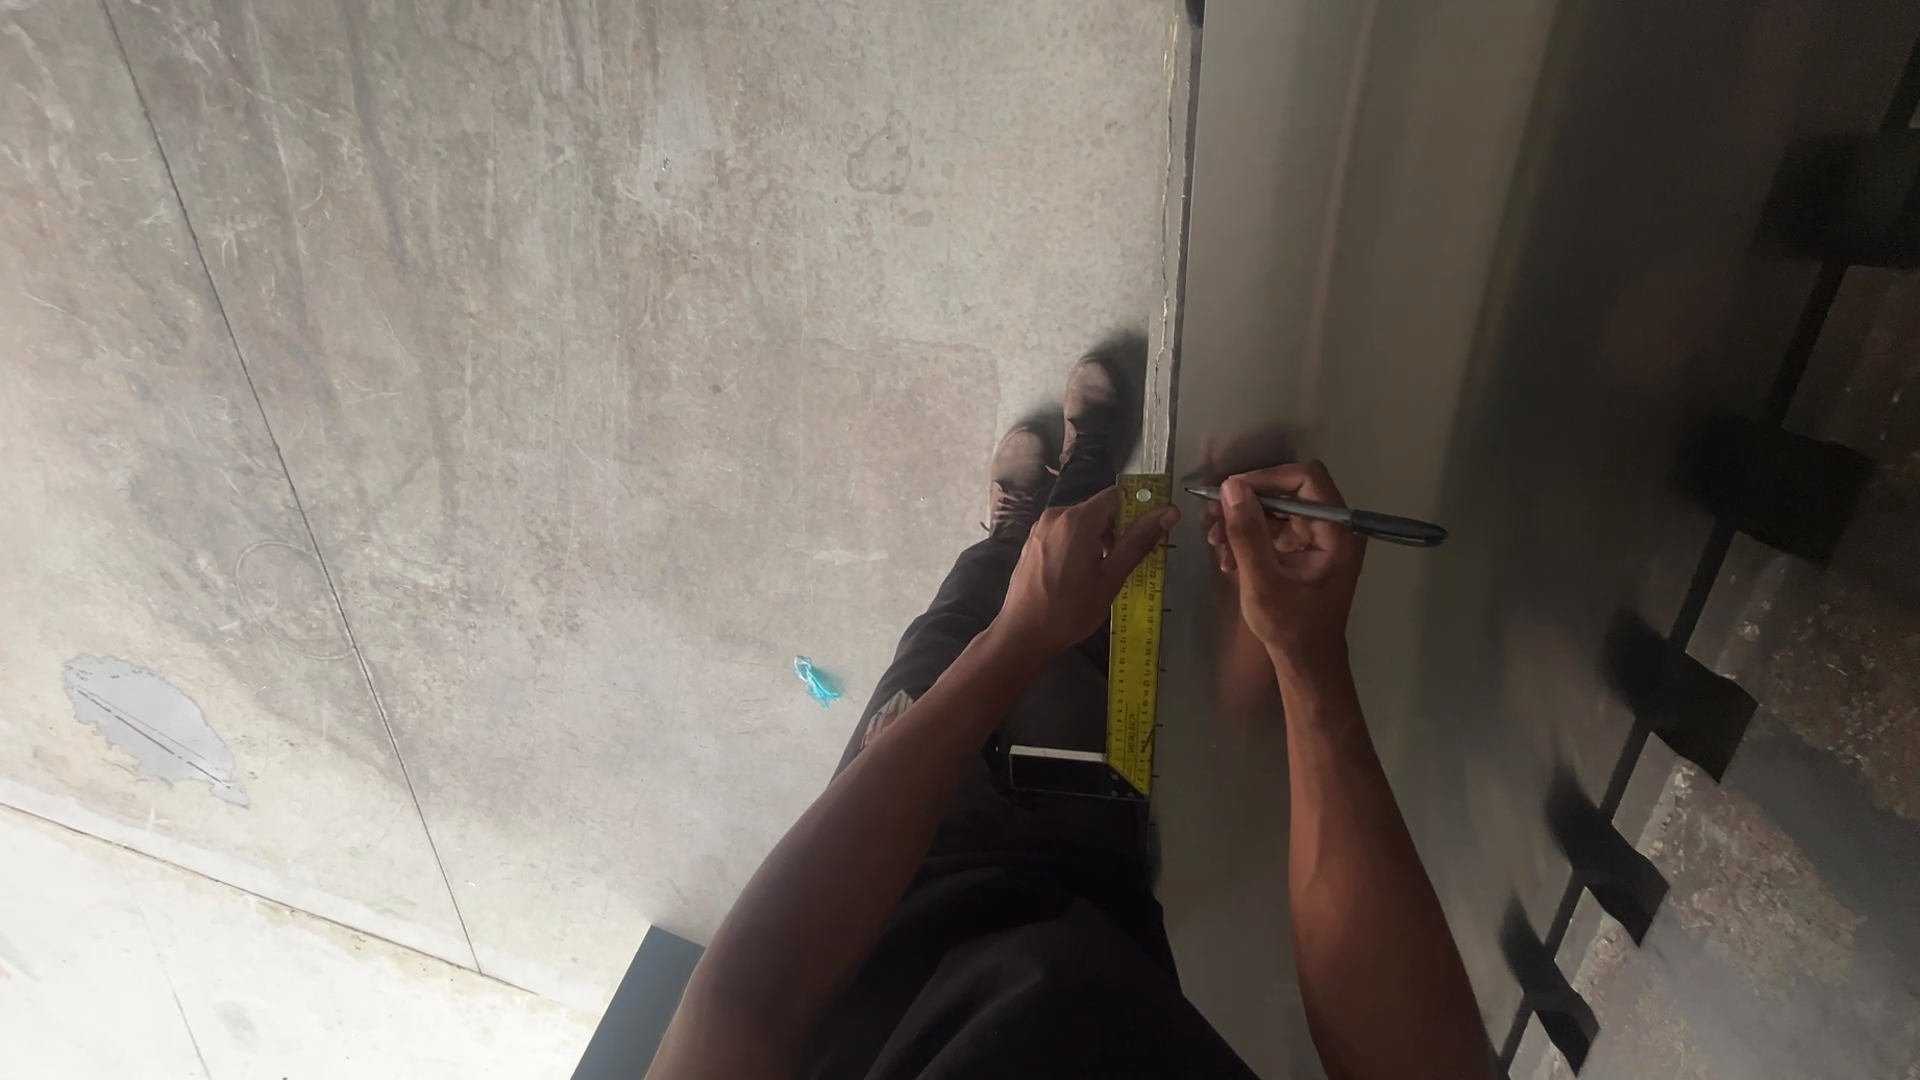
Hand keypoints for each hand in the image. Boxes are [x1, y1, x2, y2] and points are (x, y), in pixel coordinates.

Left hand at [994, 487, 1179, 656]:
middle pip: (1099, 509)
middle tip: (1127, 561)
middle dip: (1119, 529)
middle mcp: (1056, 515)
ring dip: (1100, 539)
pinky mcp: (1033, 542)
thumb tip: (1169, 512)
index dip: (1138, 509)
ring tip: (1104, 572)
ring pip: (1082, 522)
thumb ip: (1139, 541)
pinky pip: (1065, 533)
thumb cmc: (1069, 610)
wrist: (1023, 633)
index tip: (1150, 531)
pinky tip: (1082, 573)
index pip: (1116, 496)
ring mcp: (1040, 528)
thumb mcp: (1111, 577)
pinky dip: (1080, 545)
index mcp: (1077, 520)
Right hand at [1204, 462, 1363, 667]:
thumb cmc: (1290, 625)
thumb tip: (1231, 487)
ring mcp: (1316, 539)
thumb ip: (1247, 532)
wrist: (1304, 660)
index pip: (1306, 480)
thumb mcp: (1262, 580)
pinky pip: (1272, 528)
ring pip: (1275, 509)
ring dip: (1242, 520)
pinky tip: (1227, 555)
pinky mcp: (1301, 549)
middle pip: (1288, 491)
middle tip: (1213, 515)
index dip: (1267, 478)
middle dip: (1247, 501)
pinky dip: (1247, 536)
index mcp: (1336, 532)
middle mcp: (1331, 528)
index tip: (1231, 491)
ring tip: (1215, 541)